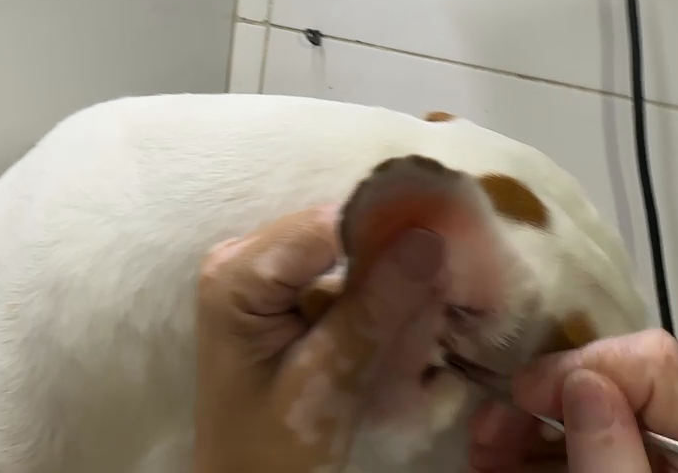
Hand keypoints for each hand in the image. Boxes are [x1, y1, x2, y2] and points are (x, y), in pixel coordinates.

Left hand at [192, 205, 446, 472]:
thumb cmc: (273, 451)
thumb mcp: (328, 385)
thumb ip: (375, 311)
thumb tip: (427, 238)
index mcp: (237, 273)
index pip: (323, 227)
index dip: (383, 234)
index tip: (441, 254)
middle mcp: (241, 257)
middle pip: (332, 235)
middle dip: (387, 262)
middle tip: (440, 289)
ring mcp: (258, 272)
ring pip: (340, 253)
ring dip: (383, 282)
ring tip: (422, 314)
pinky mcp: (277, 291)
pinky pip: (334, 275)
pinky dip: (368, 298)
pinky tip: (393, 325)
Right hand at [467, 330, 677, 472]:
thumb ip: (613, 459)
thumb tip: (581, 379)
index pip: (656, 360)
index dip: (585, 365)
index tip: (526, 396)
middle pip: (616, 381)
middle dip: (543, 398)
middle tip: (487, 429)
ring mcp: (670, 457)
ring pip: (596, 414)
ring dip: (530, 427)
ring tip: (481, 447)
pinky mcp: (641, 466)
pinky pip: (594, 444)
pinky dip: (544, 451)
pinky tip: (502, 459)